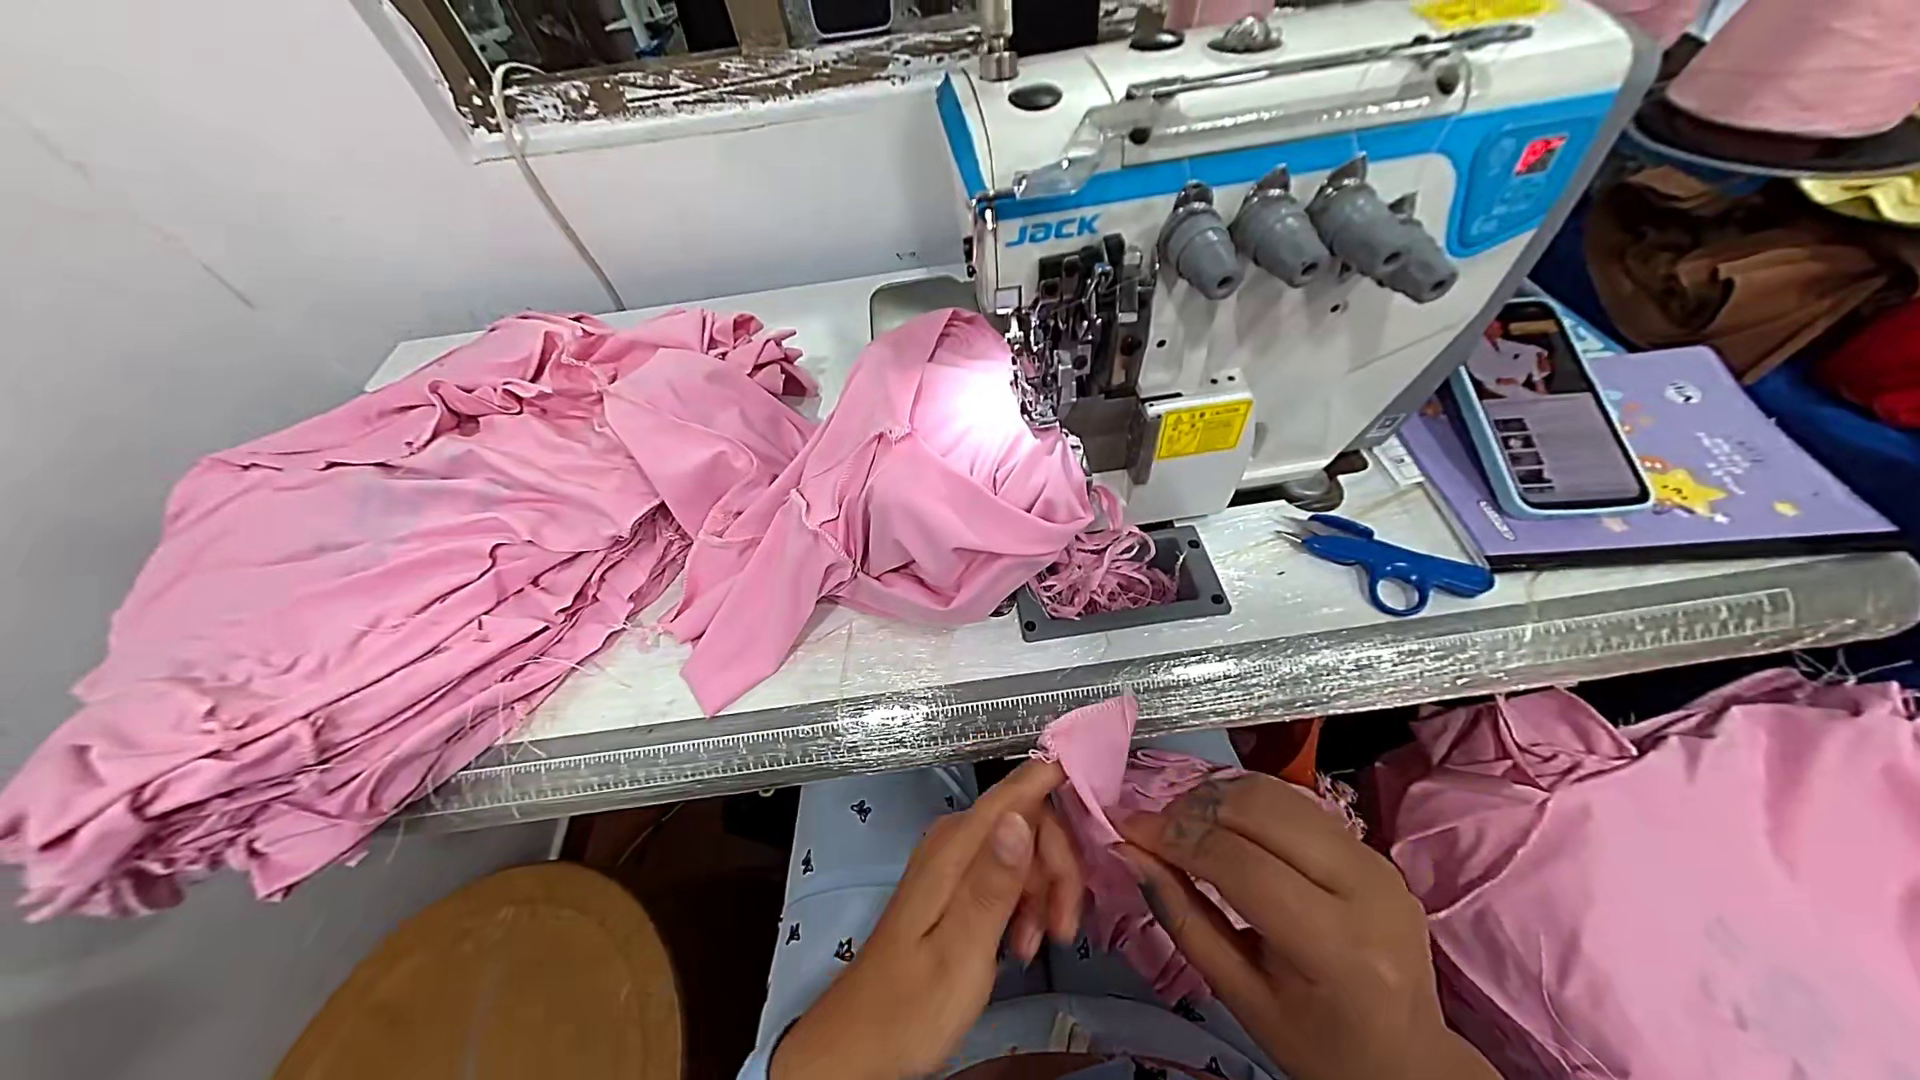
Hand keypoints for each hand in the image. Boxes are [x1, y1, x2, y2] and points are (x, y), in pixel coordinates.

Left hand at [772, 760, 1077, 1079]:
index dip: (1058, 779)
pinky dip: (1026, 904)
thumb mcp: (961, 949)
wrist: (863, 1041)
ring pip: (1024, 850)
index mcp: (955, 846)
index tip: (1099, 794)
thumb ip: (994, 882)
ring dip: (1044, 893)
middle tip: (1063, 925)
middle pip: (1028, 822)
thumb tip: (1021, 818)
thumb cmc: (910, 1005)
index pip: (1016, 791)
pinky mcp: (959, 883)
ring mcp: (956, 860)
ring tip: (1037, 944)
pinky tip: (1021, 942)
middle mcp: (955, 840)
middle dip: (1057, 868)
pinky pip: (1008, 873)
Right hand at [1116, 774, 1497, 1079]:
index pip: (1240, 863)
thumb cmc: (1317, 1044)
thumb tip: (1129, 853)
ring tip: (1184, 824)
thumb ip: (1180, 917)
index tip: (1128, 828)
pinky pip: (1293, 802)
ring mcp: (1375, 860)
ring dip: (1217, 796)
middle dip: (1193, 808)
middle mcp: (1366, 889)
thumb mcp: (1239, 996)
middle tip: (1155, 828)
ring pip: (1275, 792)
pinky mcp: (1372, 846)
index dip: (1175, 837)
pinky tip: (1222, 825)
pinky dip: (1245, 802)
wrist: (1409, 1060)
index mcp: (1337, 948)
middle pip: (1259, 809)